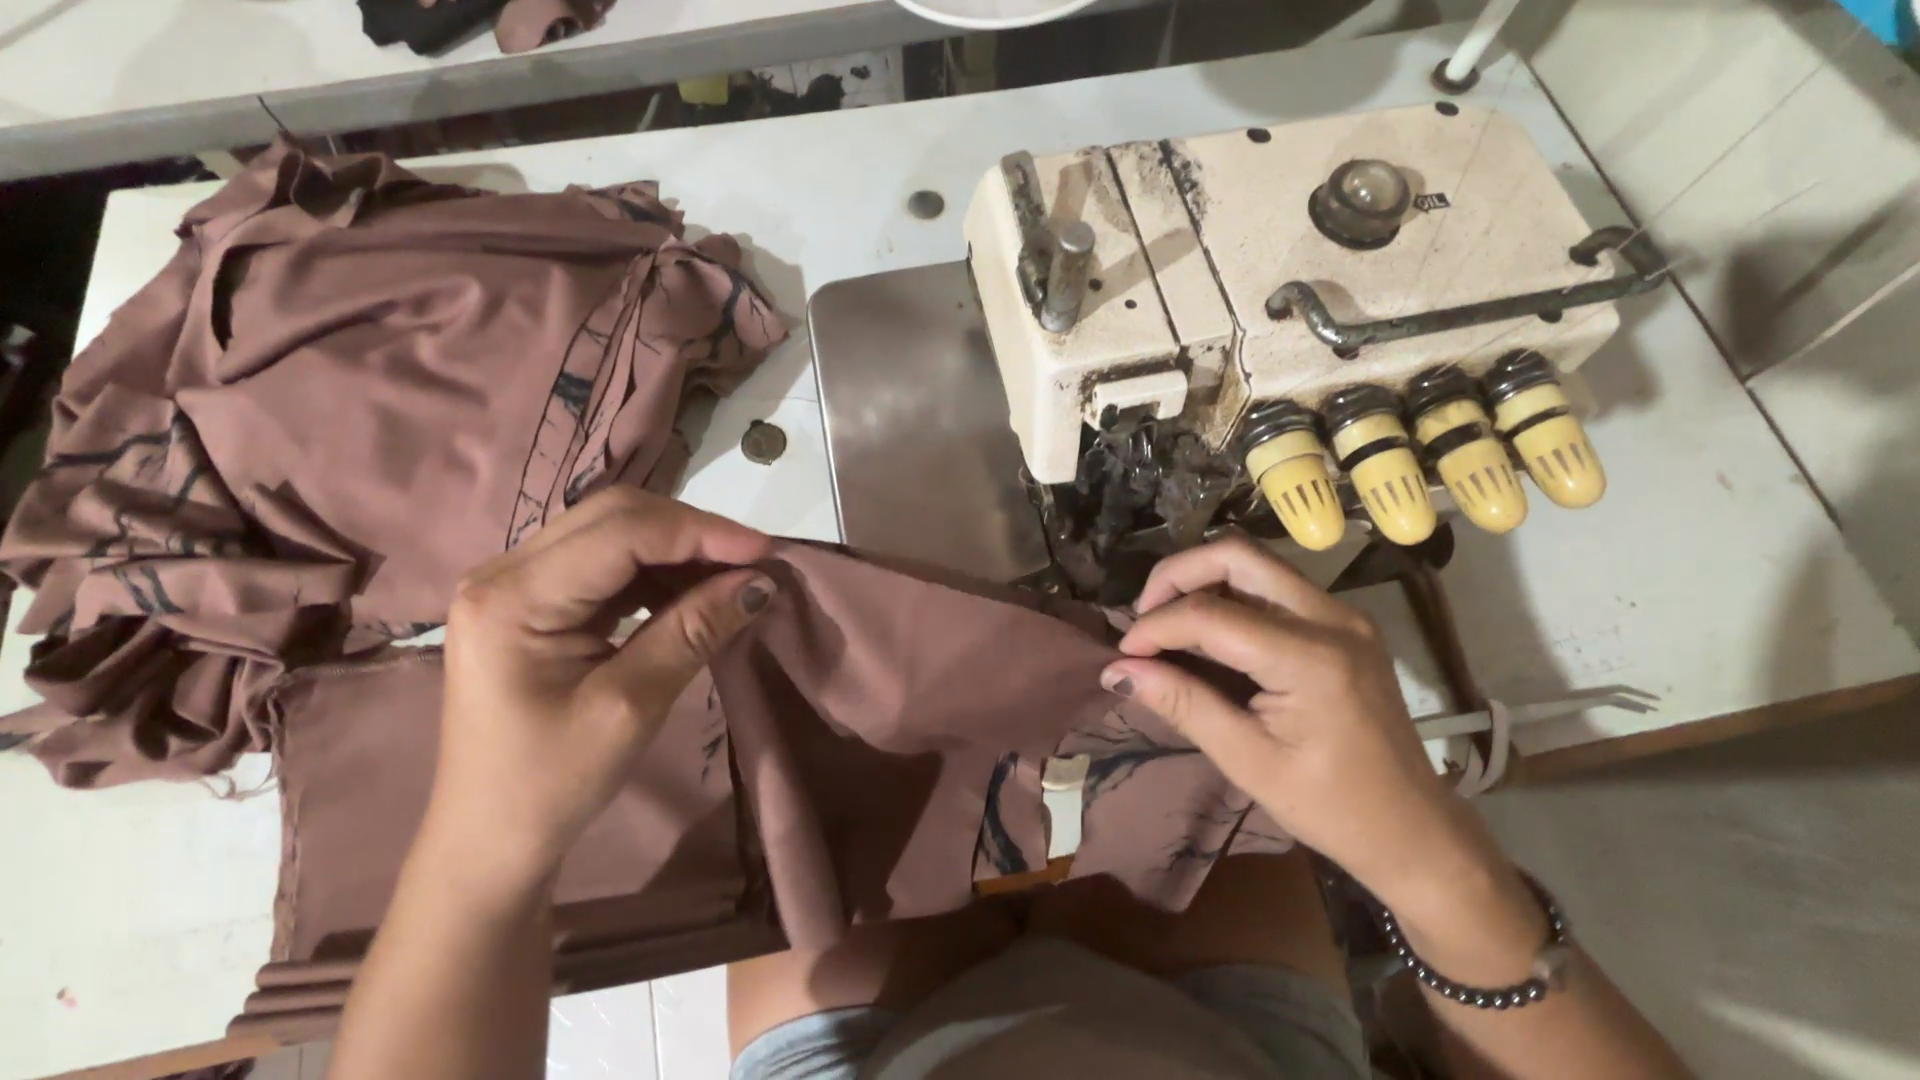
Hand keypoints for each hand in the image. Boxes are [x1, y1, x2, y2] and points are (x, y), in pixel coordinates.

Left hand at [426, 487, 774, 893]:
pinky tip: (691, 592)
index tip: (766, 552)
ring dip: (676, 548)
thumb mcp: (631, 706)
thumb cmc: (552, 782)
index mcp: (513, 597)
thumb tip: (761, 580)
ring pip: (612, 532)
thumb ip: (693, 631)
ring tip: (730, 579)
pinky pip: (604, 562)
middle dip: (690, 532)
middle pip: (613, 517)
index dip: (700, 533)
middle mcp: (504, 572)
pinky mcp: (532, 600)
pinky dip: (655, 570)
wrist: (491, 838)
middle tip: (753, 563)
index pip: (621, 533)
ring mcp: (514, 583)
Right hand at [1100, 536, 1518, 926]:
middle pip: (1236, 555)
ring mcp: (1342, 615)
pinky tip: (1207, 634)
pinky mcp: (1343, 623)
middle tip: (1143, 619)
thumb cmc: (1329, 806)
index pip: (1209, 614)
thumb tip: (1117, 671)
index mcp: (1310, 657)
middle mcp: (1331, 618)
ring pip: (1255, 563)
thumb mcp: (1246, 761)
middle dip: (1176, 577)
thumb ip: (1182, 703)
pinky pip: (1274, 585)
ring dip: (1202, 581)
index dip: (1155, 627)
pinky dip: (1230, 595)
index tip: (1123, 656)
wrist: (1412, 827)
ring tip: (1167, 625)